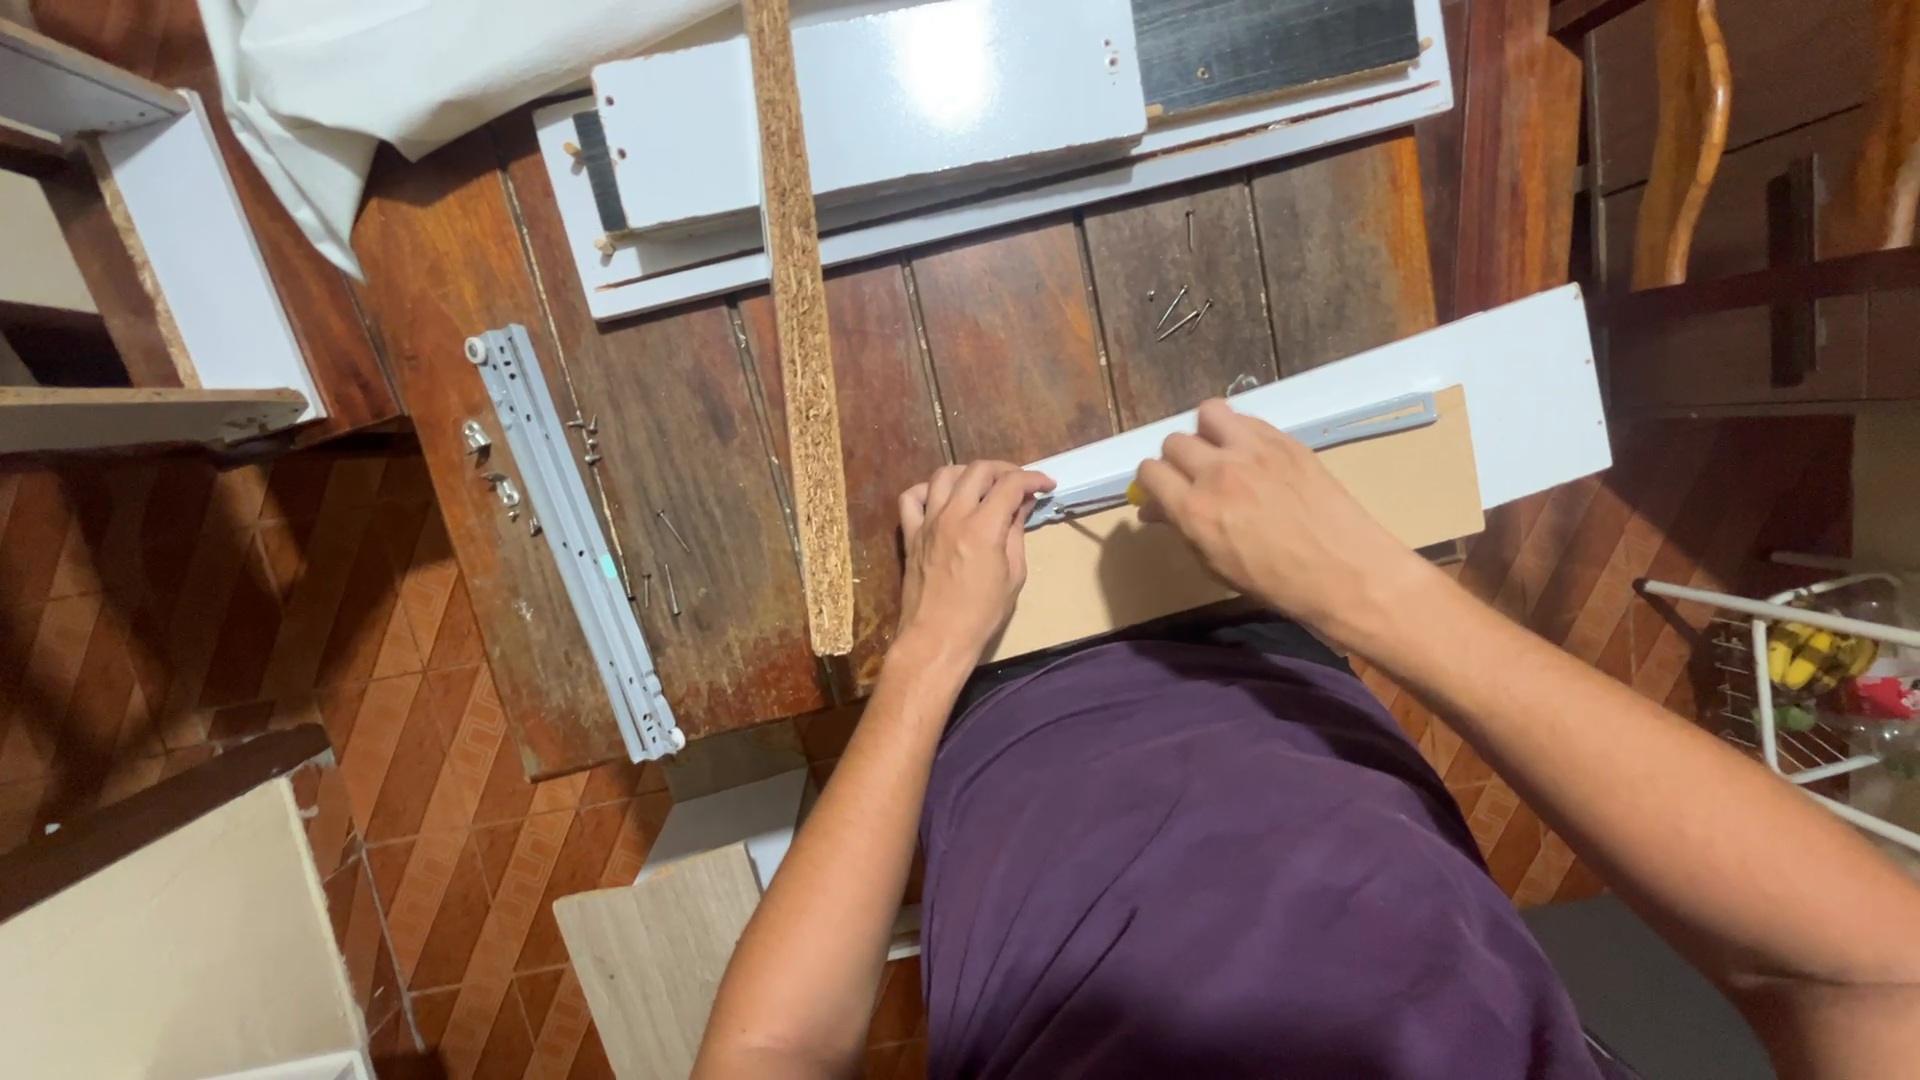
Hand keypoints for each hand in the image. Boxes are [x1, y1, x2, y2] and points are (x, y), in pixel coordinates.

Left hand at [896, 461, 1054, 661]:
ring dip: (968, 473)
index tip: (1046, 485)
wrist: (937, 637)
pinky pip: (911, 498)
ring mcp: (928, 522)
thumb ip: (1016, 533)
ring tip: (982, 486)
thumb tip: (1021, 506)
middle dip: (1005, 470)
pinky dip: (927, 490)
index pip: (1011, 484)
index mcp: (983, 528)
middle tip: (1019, 483)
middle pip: (978, 470)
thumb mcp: (1013, 575)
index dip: (1034, 479)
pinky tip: (942, 499)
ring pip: (944, 474)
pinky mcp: (910, 533)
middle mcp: (953, 515)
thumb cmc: (982, 613)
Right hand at [1134, 399, 1428, 643]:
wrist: (1343, 570)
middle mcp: (1216, 472)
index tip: (1160, 492)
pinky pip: (1245, 419)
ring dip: (1205, 432)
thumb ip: (1181, 528)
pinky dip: (1238, 431)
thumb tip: (1156, 509)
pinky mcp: (1283, 441)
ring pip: (1207, 413)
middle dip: (1175, 460)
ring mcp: (1252, 451)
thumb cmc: (1274, 582)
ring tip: (1218, 452)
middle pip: (1173, 442)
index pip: (1149, 472)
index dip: (1150, 482)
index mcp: (1194, 510)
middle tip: (1191, 477)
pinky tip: (1251, 454)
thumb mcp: (1214, 564)